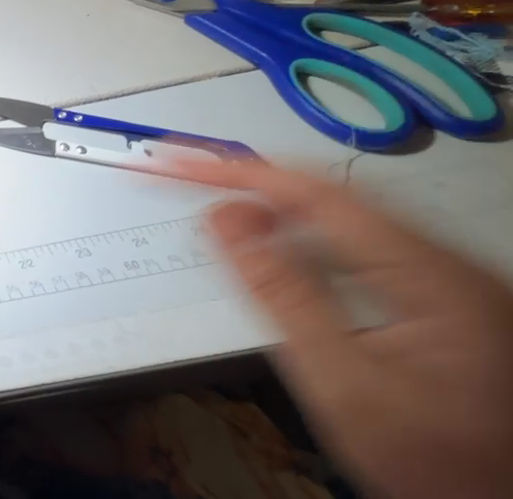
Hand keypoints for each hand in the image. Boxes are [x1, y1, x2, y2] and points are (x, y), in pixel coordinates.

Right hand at [170, 157, 512, 498]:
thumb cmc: (431, 458)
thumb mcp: (341, 380)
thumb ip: (280, 292)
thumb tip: (222, 217)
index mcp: (436, 280)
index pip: (315, 196)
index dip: (233, 172)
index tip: (170, 162)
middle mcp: (450, 268)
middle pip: (329, 194)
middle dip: (244, 177)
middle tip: (174, 170)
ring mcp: (449, 280)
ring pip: (340, 212)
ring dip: (266, 199)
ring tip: (203, 191)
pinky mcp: (438, 294)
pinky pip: (355, 237)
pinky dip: (295, 224)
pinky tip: (264, 231)